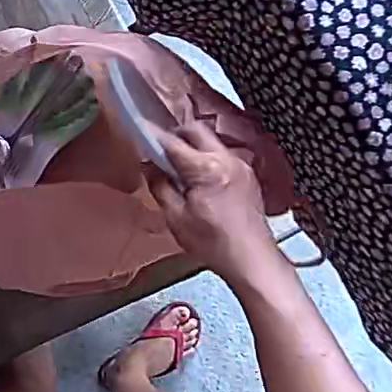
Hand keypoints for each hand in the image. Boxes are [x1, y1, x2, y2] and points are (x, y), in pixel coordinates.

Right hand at [145, 123, 283, 284]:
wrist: (253, 261)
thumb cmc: (213, 243)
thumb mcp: (175, 216)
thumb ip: (159, 184)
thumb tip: (149, 166)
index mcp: (207, 170)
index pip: (172, 142)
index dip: (152, 137)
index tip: (138, 134)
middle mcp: (227, 161)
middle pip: (196, 131)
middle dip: (174, 135)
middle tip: (157, 150)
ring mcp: (241, 167)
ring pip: (210, 141)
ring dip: (191, 147)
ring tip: (176, 167)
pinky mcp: (248, 176)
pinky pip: (221, 155)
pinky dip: (205, 158)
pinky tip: (196, 178)